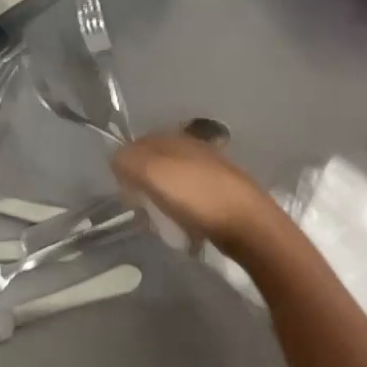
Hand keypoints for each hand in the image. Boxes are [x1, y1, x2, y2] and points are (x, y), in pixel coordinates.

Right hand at [111, 131, 277, 255]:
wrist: (250, 225)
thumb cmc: (196, 197)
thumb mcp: (152, 172)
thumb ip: (127, 160)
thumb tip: (116, 159)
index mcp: (173, 138)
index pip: (136, 144)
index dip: (126, 167)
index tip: (126, 193)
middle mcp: (191, 147)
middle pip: (154, 164)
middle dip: (144, 186)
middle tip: (144, 210)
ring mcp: (210, 170)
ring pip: (173, 183)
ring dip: (163, 202)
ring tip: (165, 224)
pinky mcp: (223, 195)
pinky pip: (191, 200)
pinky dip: (183, 212)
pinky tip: (187, 228)